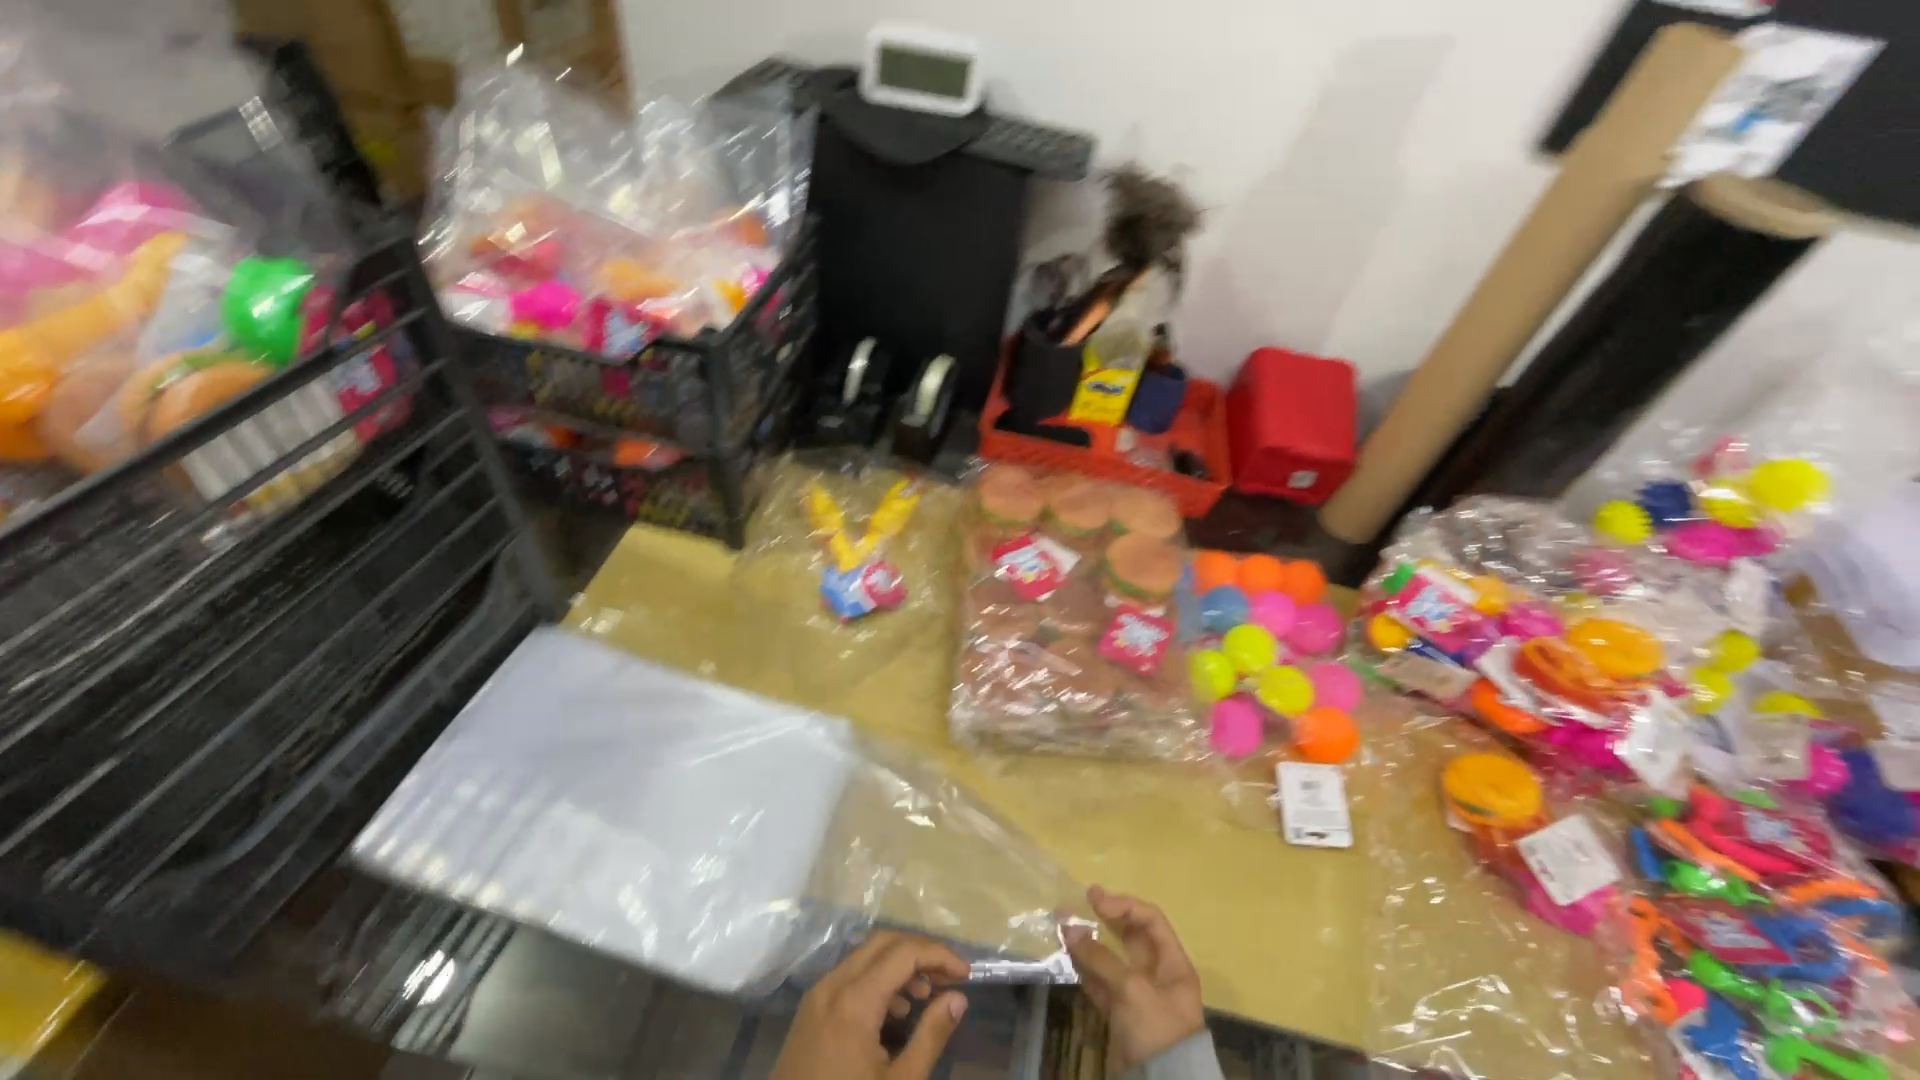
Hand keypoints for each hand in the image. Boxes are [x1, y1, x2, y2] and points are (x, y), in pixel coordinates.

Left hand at [770, 931, 971, 1079]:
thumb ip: (931, 1036)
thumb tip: (958, 998)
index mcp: (855, 1001)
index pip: (904, 952)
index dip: (939, 955)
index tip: (966, 974)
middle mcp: (832, 985)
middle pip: (884, 942)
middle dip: (920, 952)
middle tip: (948, 977)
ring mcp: (817, 994)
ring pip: (865, 956)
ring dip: (899, 964)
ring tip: (925, 996)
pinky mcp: (811, 1008)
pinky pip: (849, 975)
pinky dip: (877, 978)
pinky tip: (894, 1011)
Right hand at [1062, 885, 1204, 1070]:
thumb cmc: (1156, 1028)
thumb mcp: (1132, 988)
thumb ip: (1100, 957)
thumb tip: (1068, 928)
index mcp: (1173, 963)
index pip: (1150, 920)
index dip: (1123, 905)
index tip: (1094, 900)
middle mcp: (1157, 974)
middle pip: (1130, 937)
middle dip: (1103, 919)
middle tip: (1076, 904)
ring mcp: (1137, 994)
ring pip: (1111, 959)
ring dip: (1089, 943)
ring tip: (1063, 928)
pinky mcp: (1120, 1013)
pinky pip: (1100, 983)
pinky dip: (1084, 969)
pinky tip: (1067, 957)